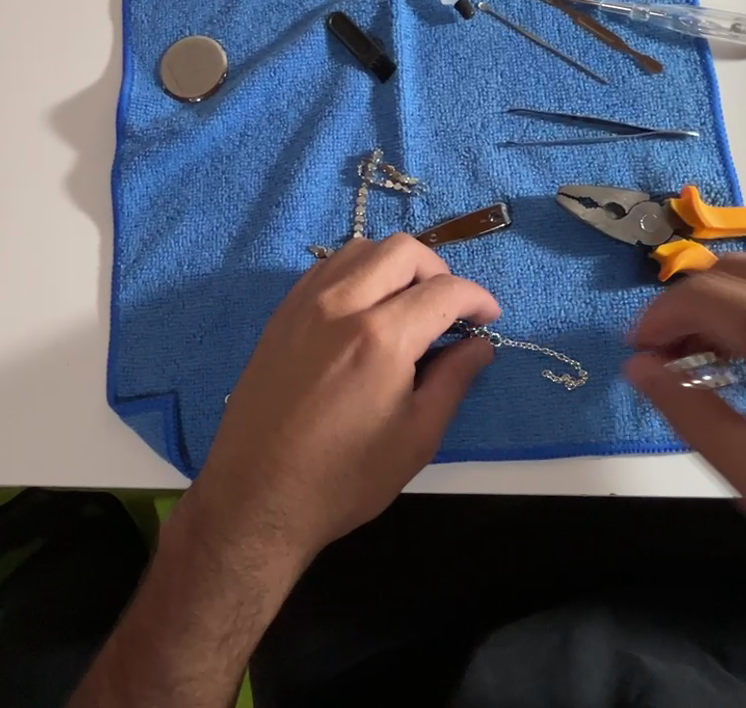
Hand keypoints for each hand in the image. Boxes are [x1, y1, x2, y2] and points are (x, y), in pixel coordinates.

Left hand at [186, 234, 498, 565]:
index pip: (444, 290)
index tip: (488, 318)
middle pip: (402, 250)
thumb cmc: (344, 478)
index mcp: (381, 336)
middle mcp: (341, 304)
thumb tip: (479, 345)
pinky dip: (355, 273)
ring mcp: (304, 303)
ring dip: (394, 265)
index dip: (477, 298)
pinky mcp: (281, 314)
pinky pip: (326, 268)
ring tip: (406, 306)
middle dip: (438, 270)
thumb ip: (454, 380)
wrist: (256, 496)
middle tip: (448, 310)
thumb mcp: (417, 437)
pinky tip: (363, 310)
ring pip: (360, 249)